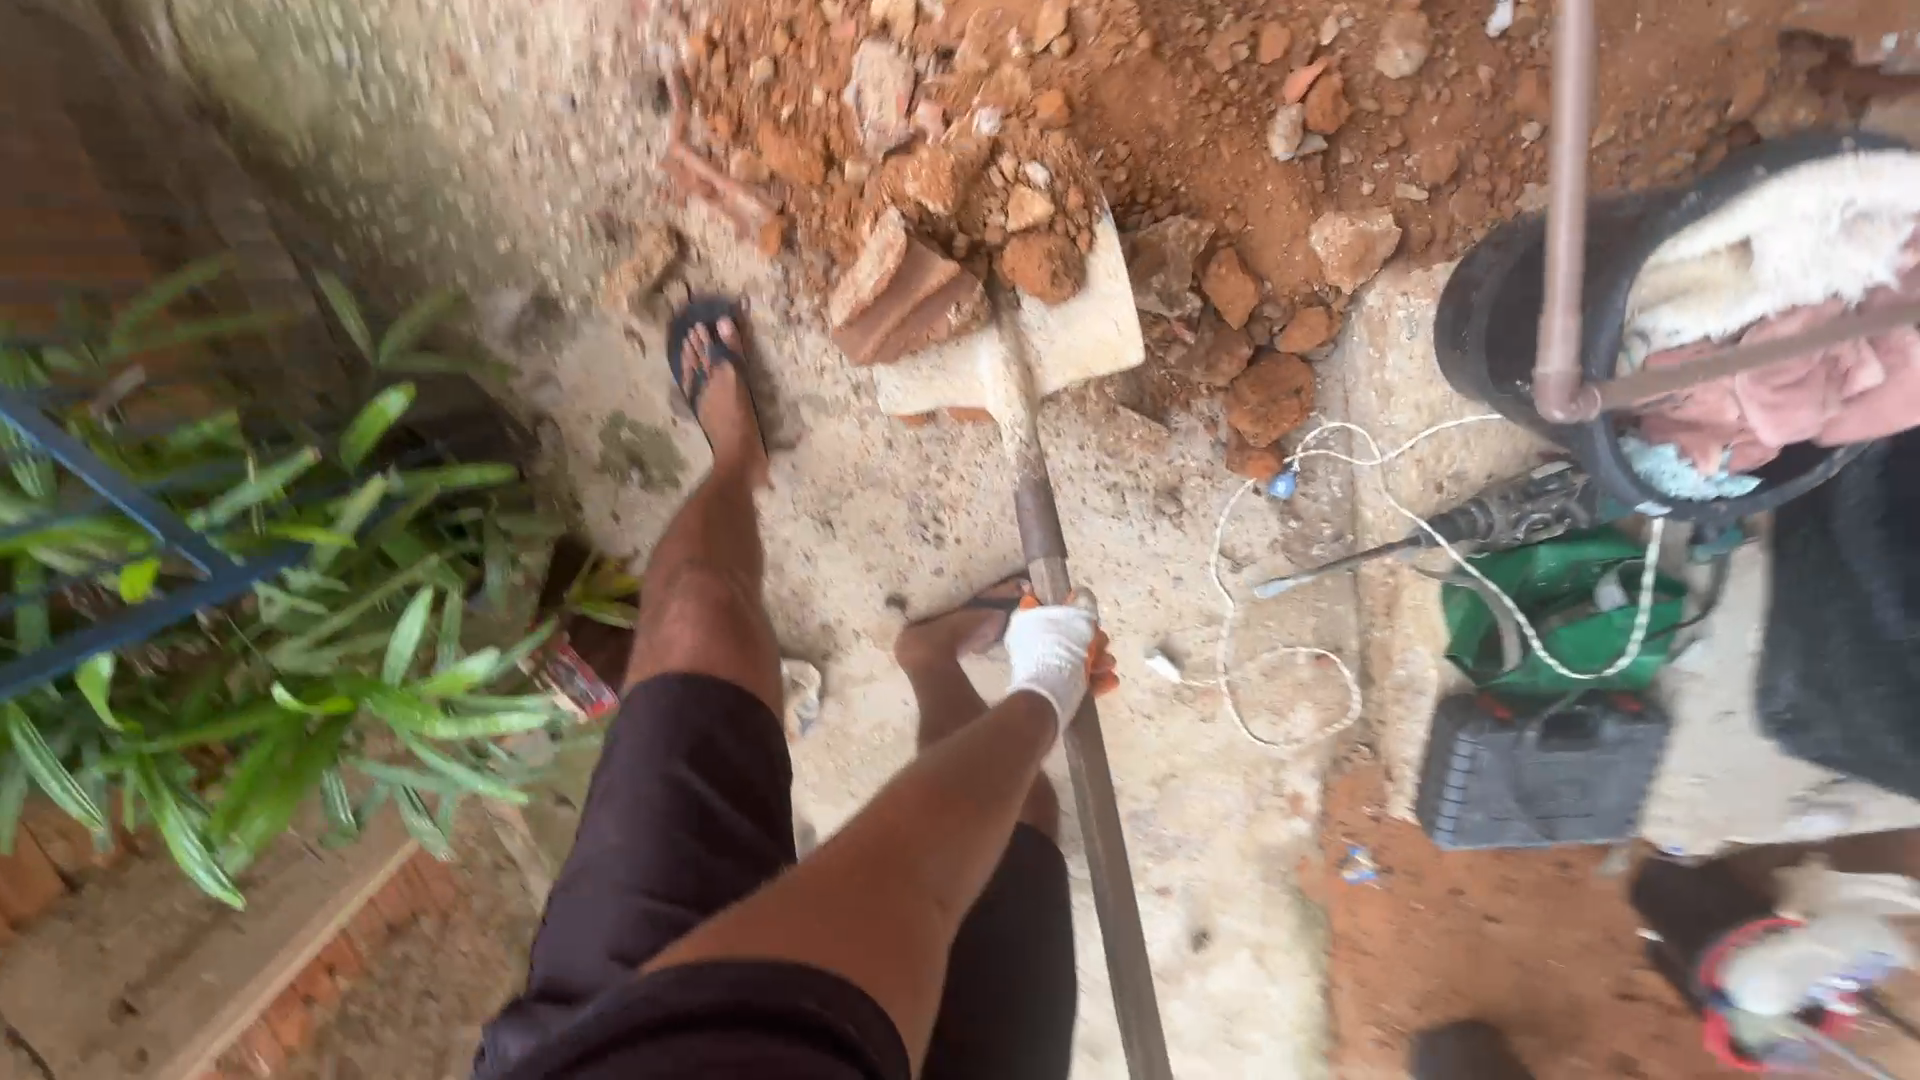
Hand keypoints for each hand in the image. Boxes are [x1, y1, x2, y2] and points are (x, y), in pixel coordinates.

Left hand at [1003, 589, 1117, 731]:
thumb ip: (1084, 602)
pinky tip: (1110, 680)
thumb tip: (1082, 594)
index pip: (1040, 602)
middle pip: (1068, 633)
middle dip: (1093, 639)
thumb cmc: (1062, 648)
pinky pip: (1076, 679)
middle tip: (1102, 642)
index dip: (1065, 604)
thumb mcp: (1078, 617)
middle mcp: (1030, 642)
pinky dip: (1094, 679)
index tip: (1083, 611)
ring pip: (1075, 657)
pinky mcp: (1051, 688)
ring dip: (1098, 660)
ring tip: (1108, 665)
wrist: (1052, 693)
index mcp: (1028, 620)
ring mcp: (1040, 666)